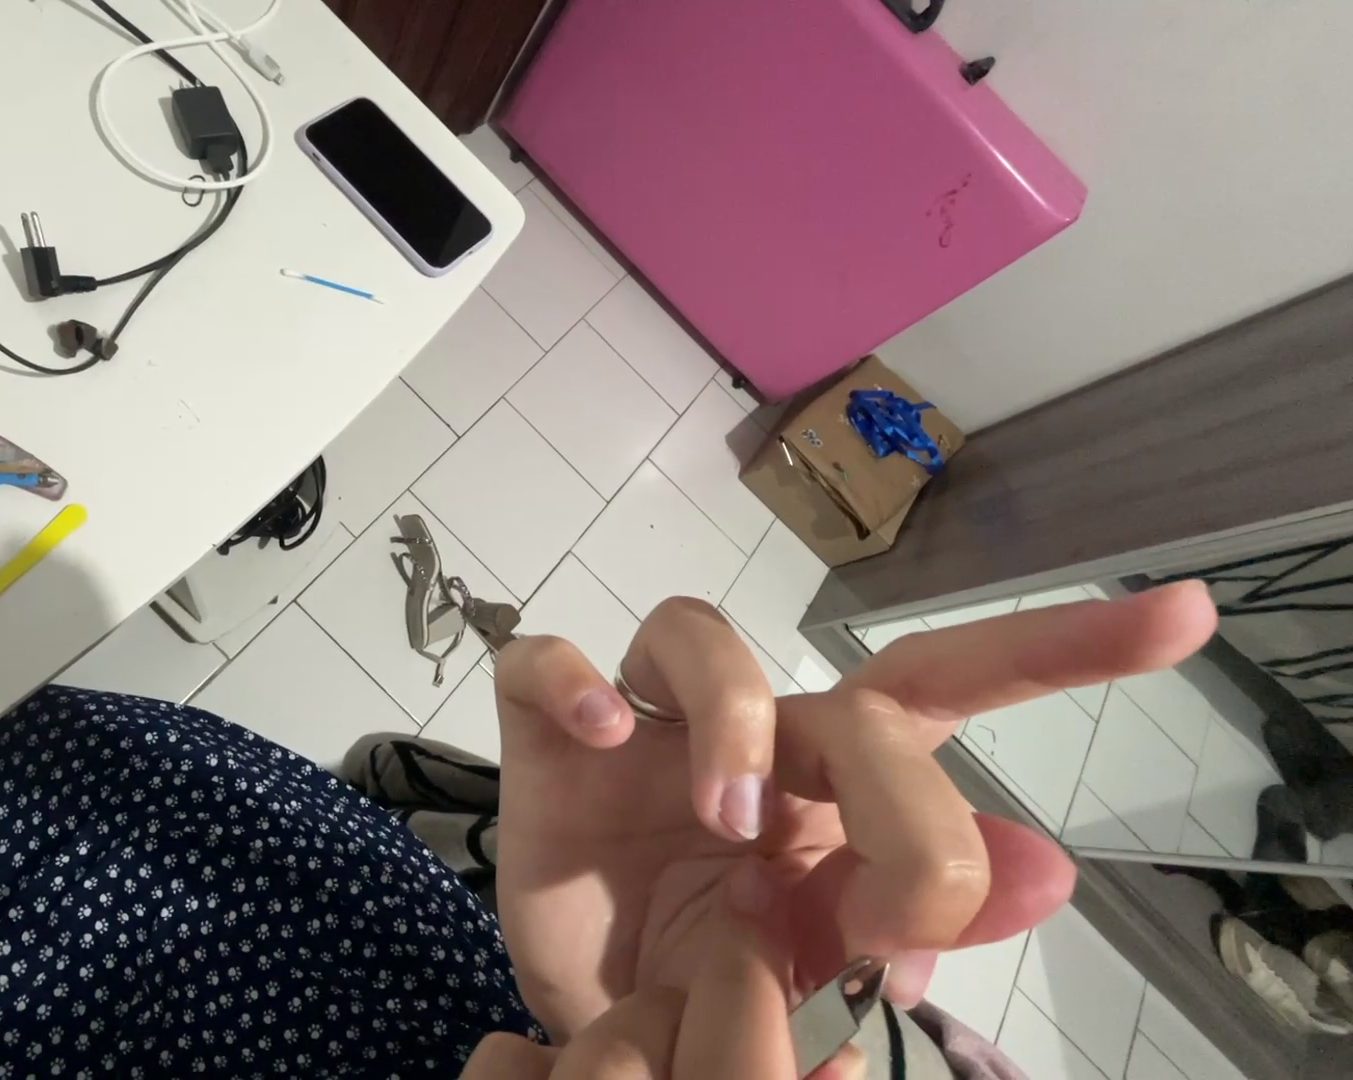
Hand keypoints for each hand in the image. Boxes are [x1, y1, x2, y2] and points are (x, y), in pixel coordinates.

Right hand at [477, 585, 1216, 1072]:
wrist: (585, 1007)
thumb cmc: (692, 985)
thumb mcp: (804, 976)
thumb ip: (909, 928)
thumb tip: (1045, 872)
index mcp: (819, 785)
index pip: (931, 696)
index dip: (1048, 648)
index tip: (1177, 614)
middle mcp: (736, 732)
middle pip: (835, 693)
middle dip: (898, 796)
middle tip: (885, 920)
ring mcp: (634, 720)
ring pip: (689, 631)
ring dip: (732, 719)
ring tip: (722, 818)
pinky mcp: (543, 725)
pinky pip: (544, 665)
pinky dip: (573, 681)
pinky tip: (599, 729)